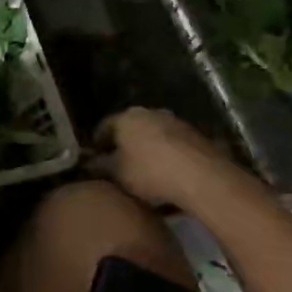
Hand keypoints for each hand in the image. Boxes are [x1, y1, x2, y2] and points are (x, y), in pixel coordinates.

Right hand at [92, 108, 235, 209]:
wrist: (202, 178)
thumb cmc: (149, 172)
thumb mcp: (115, 174)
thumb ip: (99, 166)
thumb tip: (89, 164)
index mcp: (127, 117)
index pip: (104, 126)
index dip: (97, 142)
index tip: (93, 157)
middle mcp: (151, 113)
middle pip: (131, 129)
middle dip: (123, 145)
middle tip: (116, 164)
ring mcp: (177, 123)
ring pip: (153, 136)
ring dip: (146, 150)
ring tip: (141, 172)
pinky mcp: (197, 137)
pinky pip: (173, 146)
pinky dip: (165, 157)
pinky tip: (165, 175)